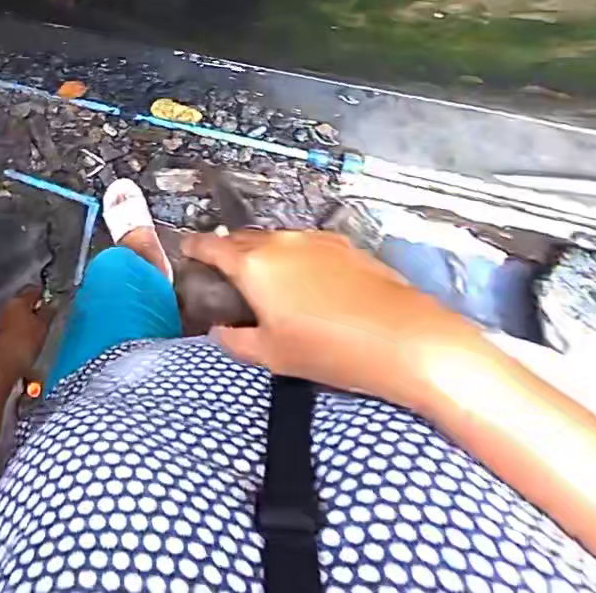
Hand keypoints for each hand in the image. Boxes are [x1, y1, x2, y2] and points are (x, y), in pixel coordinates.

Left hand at [0, 285, 53, 376]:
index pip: (33, 290)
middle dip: (36, 310)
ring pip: (17, 317)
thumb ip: (48, 312)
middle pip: (24, 304)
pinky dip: (20, 334)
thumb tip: (53, 302)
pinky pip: (12, 330)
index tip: (54, 303)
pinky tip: (27, 345)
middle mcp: (6, 307)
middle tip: (48, 321)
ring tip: (39, 335)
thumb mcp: (42, 327)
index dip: (45, 295)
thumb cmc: (23, 343)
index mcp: (17, 300)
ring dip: (27, 323)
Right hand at [183, 228, 482, 409]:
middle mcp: (278, 242)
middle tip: (224, 270)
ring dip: (263, 252)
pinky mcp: (344, 246)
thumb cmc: (331, 350)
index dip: (193, 247)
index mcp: (251, 264)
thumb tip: (219, 331)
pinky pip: (305, 245)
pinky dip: (295, 256)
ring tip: (268, 278)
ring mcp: (313, 240)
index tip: (185, 250)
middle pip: (241, 238)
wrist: (409, 340)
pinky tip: (308, 281)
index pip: (209, 245)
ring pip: (275, 239)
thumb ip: (236, 340)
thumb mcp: (274, 355)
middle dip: (228, 249)